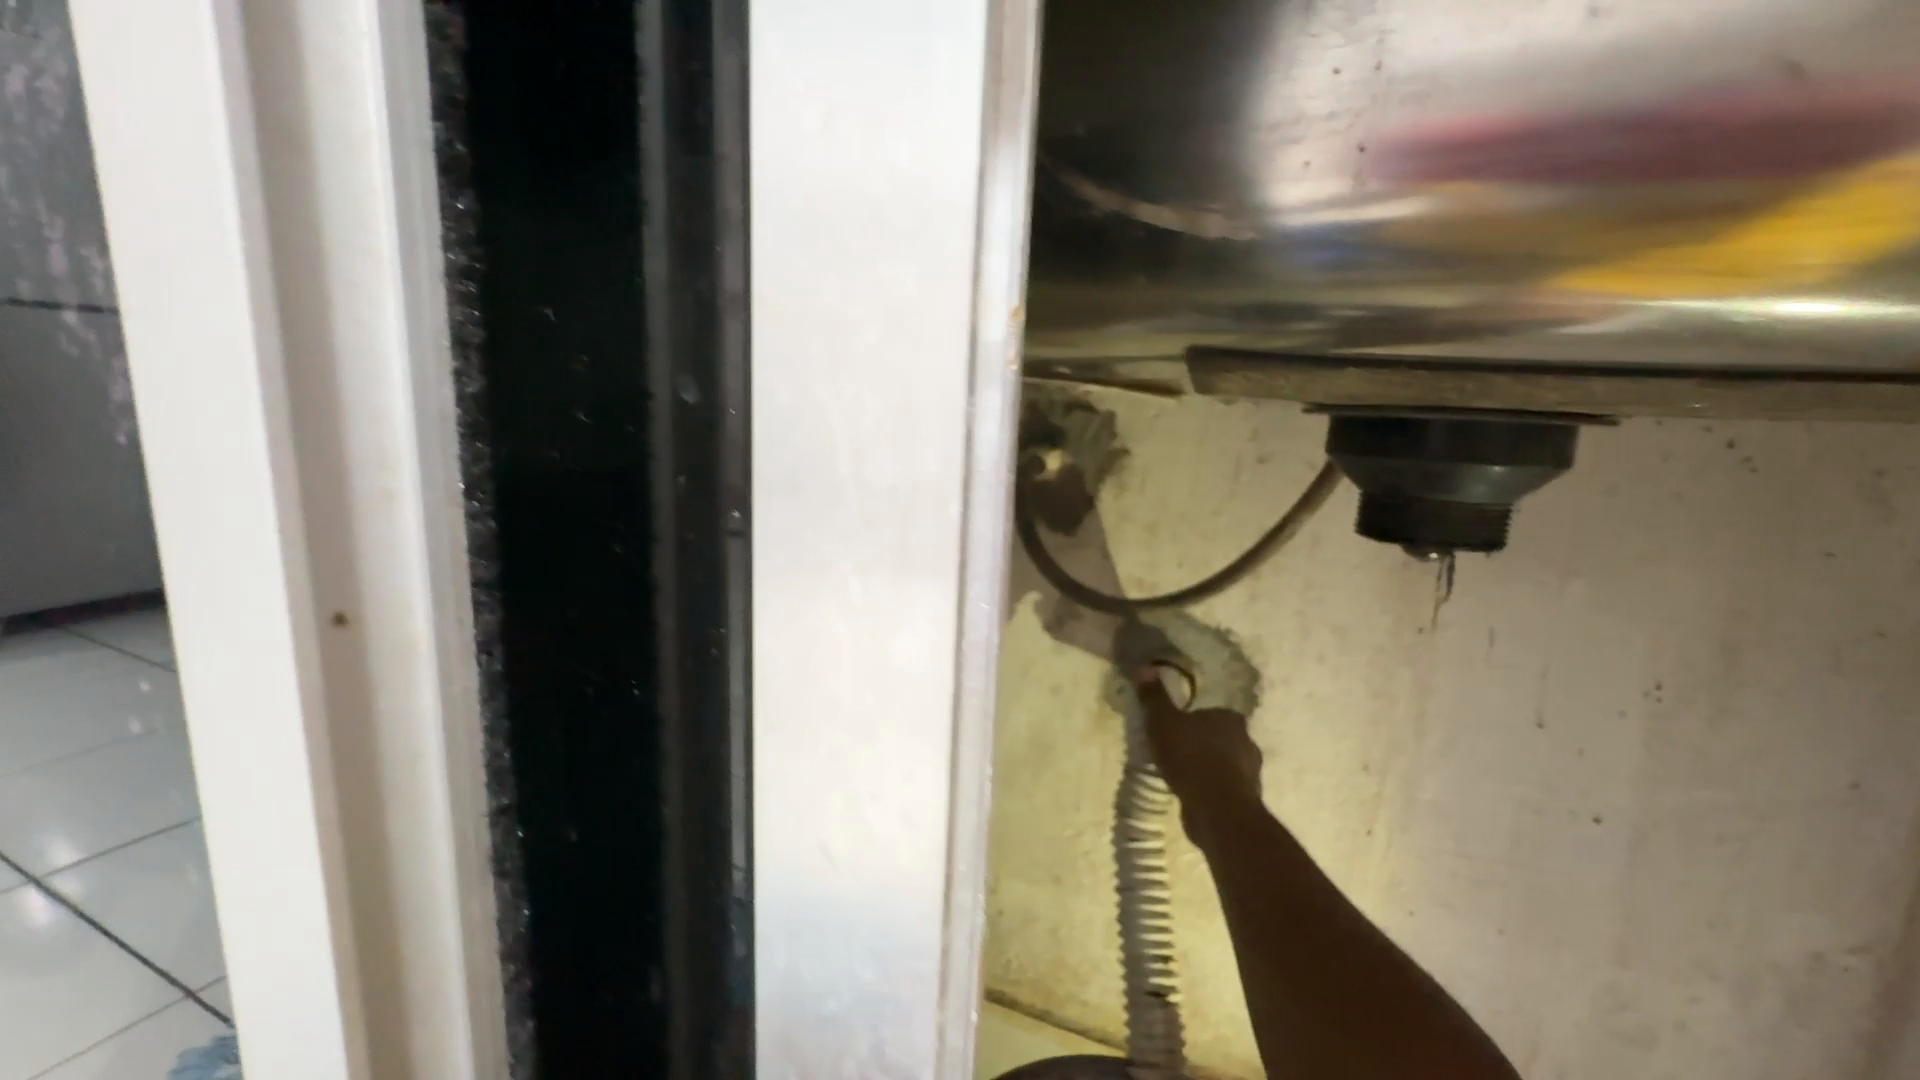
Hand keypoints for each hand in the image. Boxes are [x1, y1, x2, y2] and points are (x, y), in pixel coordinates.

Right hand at [1131, 666, 1263, 811]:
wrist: (1217, 809)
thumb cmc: (1190, 757)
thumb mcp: (1163, 722)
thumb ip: (1154, 697)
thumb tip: (1144, 668)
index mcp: (1230, 719)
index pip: (1213, 713)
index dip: (1195, 720)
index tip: (1177, 729)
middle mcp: (1247, 742)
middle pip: (1221, 738)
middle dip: (1202, 743)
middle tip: (1177, 750)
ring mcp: (1250, 772)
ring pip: (1225, 764)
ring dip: (1208, 768)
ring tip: (1183, 774)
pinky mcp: (1246, 799)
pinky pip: (1224, 788)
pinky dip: (1211, 789)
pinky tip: (1194, 794)